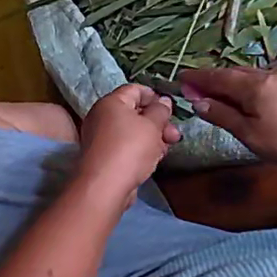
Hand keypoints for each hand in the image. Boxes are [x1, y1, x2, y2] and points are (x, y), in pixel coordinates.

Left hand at [78, 84, 181, 208]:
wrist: (105, 186)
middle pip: (135, 112)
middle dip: (158, 122)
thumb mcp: (152, 125)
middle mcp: (102, 116)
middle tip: (175, 135)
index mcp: (111, 102)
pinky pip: (126, 145)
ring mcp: (101, 137)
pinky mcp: (104, 156)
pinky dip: (141, 148)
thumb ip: (160, 111)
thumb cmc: (130, 148)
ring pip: (132, 131)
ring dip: (153, 137)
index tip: (170, 107)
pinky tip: (154, 159)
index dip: (155, 96)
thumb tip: (164, 100)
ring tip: (167, 149)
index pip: (135, 89)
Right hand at [179, 67, 276, 172]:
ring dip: (233, 83)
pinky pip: (268, 82)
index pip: (218, 77)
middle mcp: (271, 74)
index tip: (180, 79)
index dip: (198, 79)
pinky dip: (251, 87)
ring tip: (220, 95)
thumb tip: (199, 102)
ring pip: (253, 76)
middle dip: (214, 79)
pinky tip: (251, 99)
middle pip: (235, 73)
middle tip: (195, 89)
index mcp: (255, 84)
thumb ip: (225, 116)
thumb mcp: (252, 135)